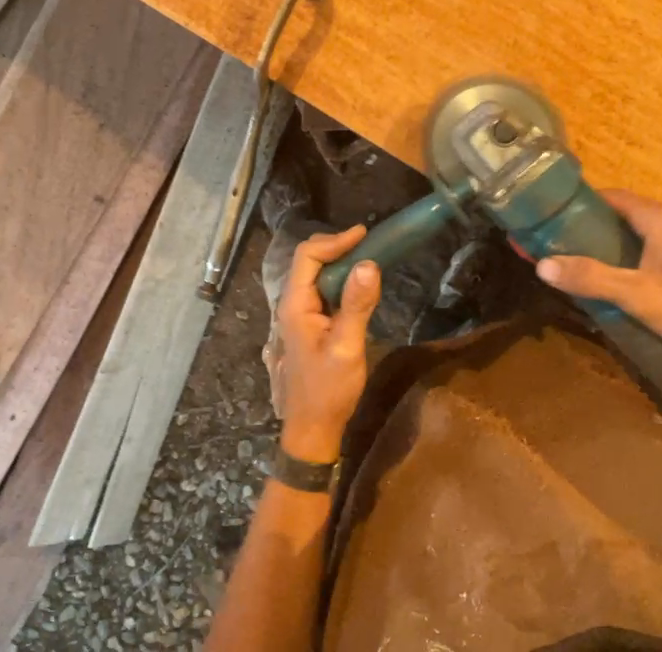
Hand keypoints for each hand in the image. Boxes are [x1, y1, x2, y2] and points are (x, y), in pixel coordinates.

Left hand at [274, 226, 381, 462]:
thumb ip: (357, 305)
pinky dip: (339, 280)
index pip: (307, 256)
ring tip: (368, 256)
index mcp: (295, 305)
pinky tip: (358, 284)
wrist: (313, 427)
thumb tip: (368, 263)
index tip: (363, 233)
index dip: (334, 240)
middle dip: (336, 246)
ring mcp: (299, 315)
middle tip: (369, 242)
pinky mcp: (310, 325)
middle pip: (309, 261)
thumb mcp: (347, 347)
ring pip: (315, 276)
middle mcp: (292, 304)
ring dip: (339, 262)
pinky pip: (322, 292)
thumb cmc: (328, 389)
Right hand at [535, 188, 661, 383]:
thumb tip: (541, 264)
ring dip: (625, 241)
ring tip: (599, 264)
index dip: (583, 204)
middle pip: (632, 212)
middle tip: (571, 245)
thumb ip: (590, 278)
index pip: (614, 196)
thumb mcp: (638, 297)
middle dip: (600, 225)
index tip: (556, 219)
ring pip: (653, 229)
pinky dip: (648, 252)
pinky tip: (642, 280)